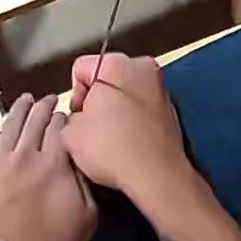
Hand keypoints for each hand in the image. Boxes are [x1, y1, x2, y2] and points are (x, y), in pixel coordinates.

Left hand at [0, 94, 95, 240]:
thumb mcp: (86, 219)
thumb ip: (86, 185)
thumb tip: (84, 161)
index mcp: (56, 165)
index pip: (62, 130)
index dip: (66, 118)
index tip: (68, 114)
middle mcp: (27, 155)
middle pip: (37, 121)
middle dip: (45, 107)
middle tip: (50, 99)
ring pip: (9, 125)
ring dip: (19, 109)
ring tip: (25, 99)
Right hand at [61, 53, 193, 205]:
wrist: (155, 175)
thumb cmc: (114, 150)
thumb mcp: (69, 134)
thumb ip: (68, 118)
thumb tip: (78, 121)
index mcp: (116, 64)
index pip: (80, 68)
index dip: (74, 95)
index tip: (77, 117)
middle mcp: (143, 68)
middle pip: (105, 79)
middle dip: (96, 100)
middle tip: (90, 128)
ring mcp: (161, 89)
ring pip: (125, 94)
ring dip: (115, 111)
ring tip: (109, 139)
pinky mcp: (171, 111)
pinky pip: (142, 109)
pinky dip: (133, 121)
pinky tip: (126, 143)